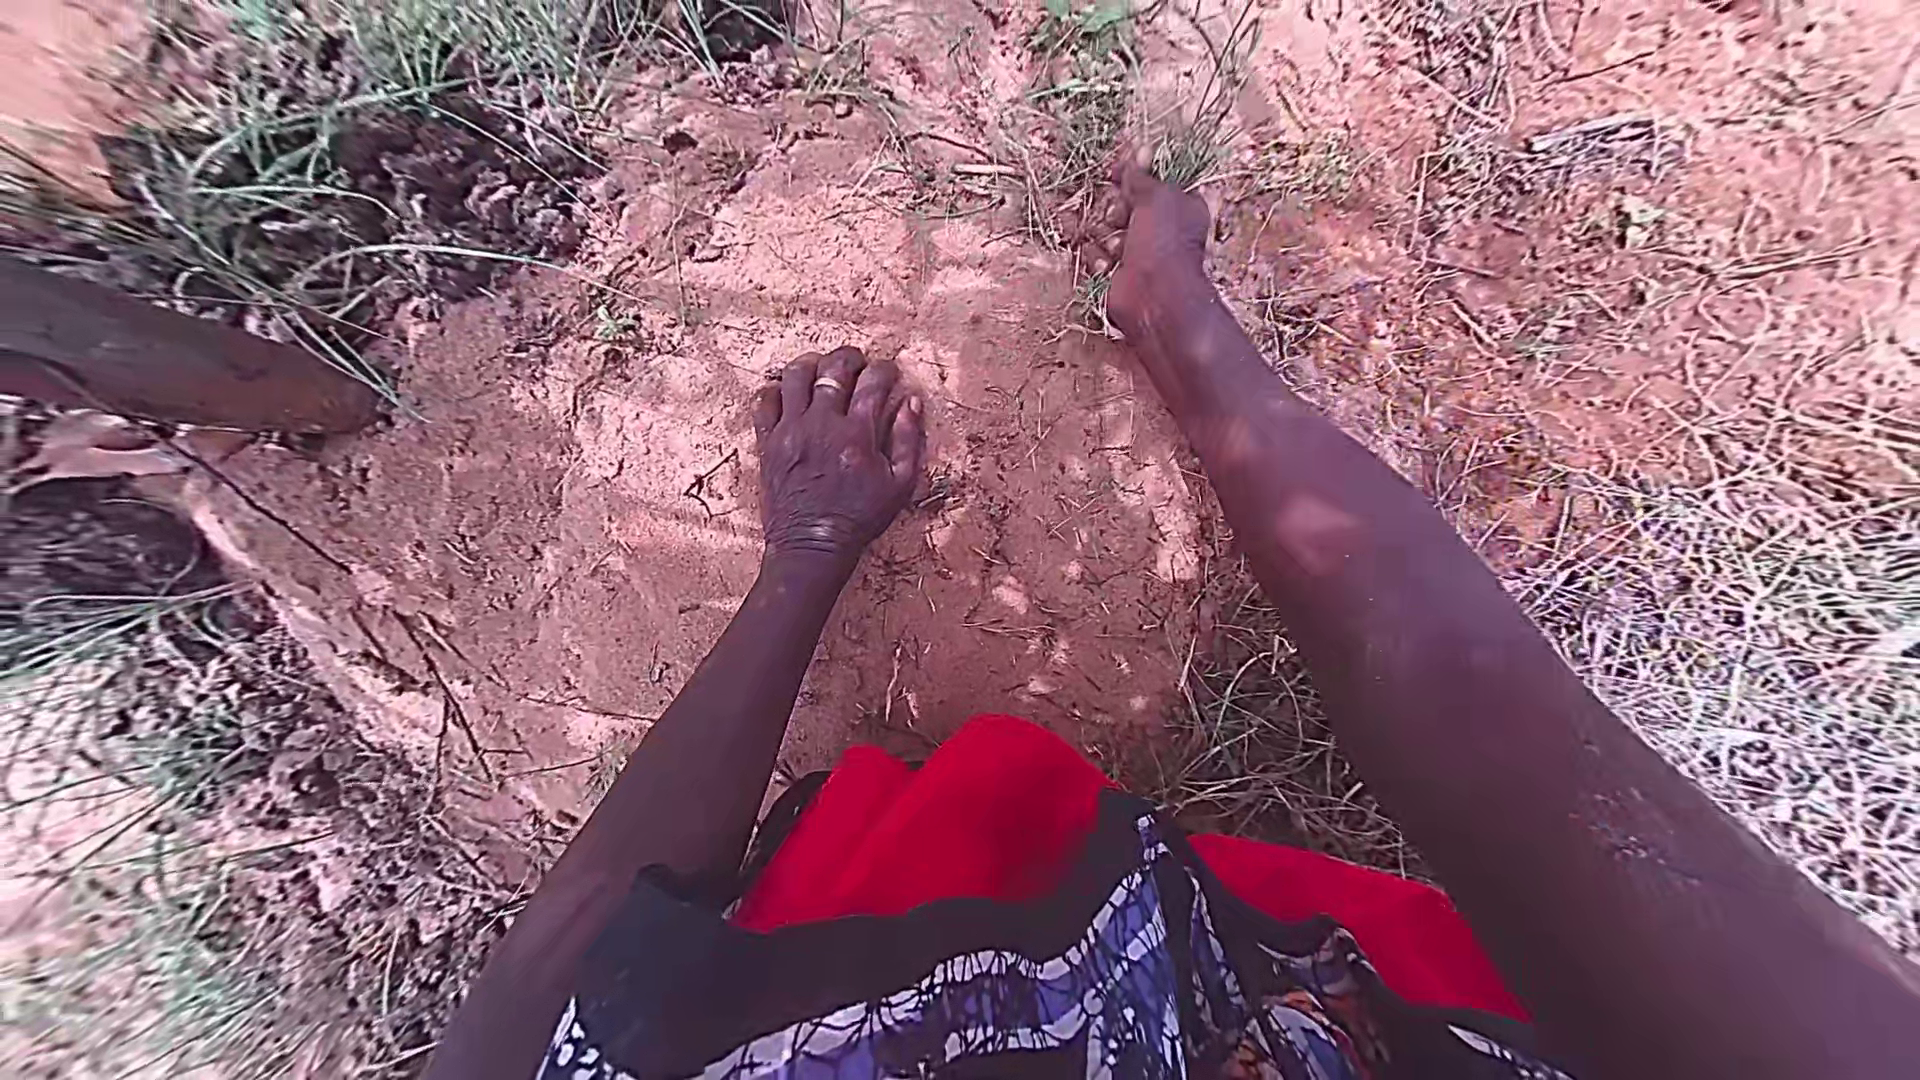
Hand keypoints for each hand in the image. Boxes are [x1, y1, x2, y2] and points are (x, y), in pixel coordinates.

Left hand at [751, 346, 924, 570]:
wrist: (811, 545)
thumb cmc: (859, 518)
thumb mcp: (900, 485)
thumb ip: (909, 440)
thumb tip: (912, 403)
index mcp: (857, 435)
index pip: (873, 383)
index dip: (885, 370)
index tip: (889, 371)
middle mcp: (822, 426)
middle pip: (834, 369)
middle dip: (851, 357)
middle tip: (858, 361)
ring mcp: (790, 432)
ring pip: (796, 376)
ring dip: (813, 364)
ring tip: (823, 369)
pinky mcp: (768, 443)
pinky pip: (764, 401)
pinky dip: (777, 389)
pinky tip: (791, 394)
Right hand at [1081, 155, 1213, 342]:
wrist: (1153, 296)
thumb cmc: (1164, 242)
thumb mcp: (1159, 197)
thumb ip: (1142, 177)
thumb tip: (1135, 155)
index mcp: (1173, 208)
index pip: (1144, 184)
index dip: (1128, 178)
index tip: (1113, 172)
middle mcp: (1151, 231)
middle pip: (1117, 207)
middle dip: (1112, 211)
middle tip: (1118, 218)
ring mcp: (1129, 254)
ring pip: (1099, 232)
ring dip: (1102, 238)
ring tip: (1116, 250)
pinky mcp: (1109, 274)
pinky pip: (1091, 256)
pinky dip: (1096, 260)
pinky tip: (1107, 267)